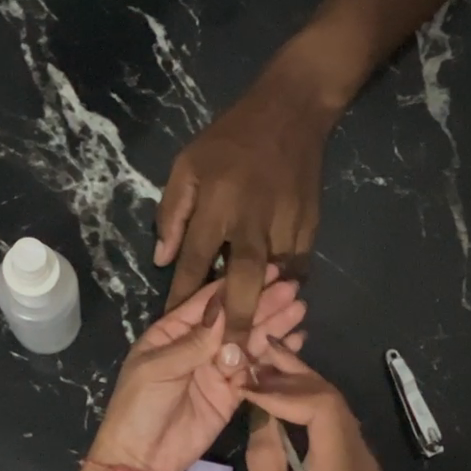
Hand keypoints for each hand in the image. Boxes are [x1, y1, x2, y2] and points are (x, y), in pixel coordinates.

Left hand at [89, 268, 308, 470]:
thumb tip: (225, 307)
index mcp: (172, 332)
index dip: (236, 287)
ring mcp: (216, 370)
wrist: (141, 458)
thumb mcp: (159, 368)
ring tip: (299, 309)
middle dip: (263, 304)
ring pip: (249, 343)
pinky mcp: (231, 395)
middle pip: (234, 320)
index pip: (208, 303)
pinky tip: (295, 342)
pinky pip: (255, 372)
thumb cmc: (138, 406)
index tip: (267, 271)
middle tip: (293, 289)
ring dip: (273, 327)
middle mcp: (197, 346)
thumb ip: (195, 341)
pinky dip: (275, 358)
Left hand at [154, 52, 343, 344]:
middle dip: (236, 323)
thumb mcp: (186, 165)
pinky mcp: (309, 230)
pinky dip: (288, 295)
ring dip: (266, 316)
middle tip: (230, 359)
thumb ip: (172, 214)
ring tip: (255, 348)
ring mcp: (285, 228)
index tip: (173, 330)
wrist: (293, 111)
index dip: (181, 298)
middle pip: (243, 283)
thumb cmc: (230, 139)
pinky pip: (297, 272)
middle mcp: (250, 223)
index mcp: (216, 207)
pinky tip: (280, 314)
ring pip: (275, 283)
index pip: (194, 263)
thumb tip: (161, 259)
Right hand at [243, 341, 381, 470]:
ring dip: (298, 384)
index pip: (323, 409)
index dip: (285, 390)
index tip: (248, 386)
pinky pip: (331, 421)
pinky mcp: (351, 463)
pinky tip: (278, 393)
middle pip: (332, 399)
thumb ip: (266, 457)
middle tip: (254, 353)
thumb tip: (261, 410)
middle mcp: (361, 458)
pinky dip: (304, 402)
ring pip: (333, 406)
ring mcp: (361, 460)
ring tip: (261, 363)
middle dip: (292, 375)